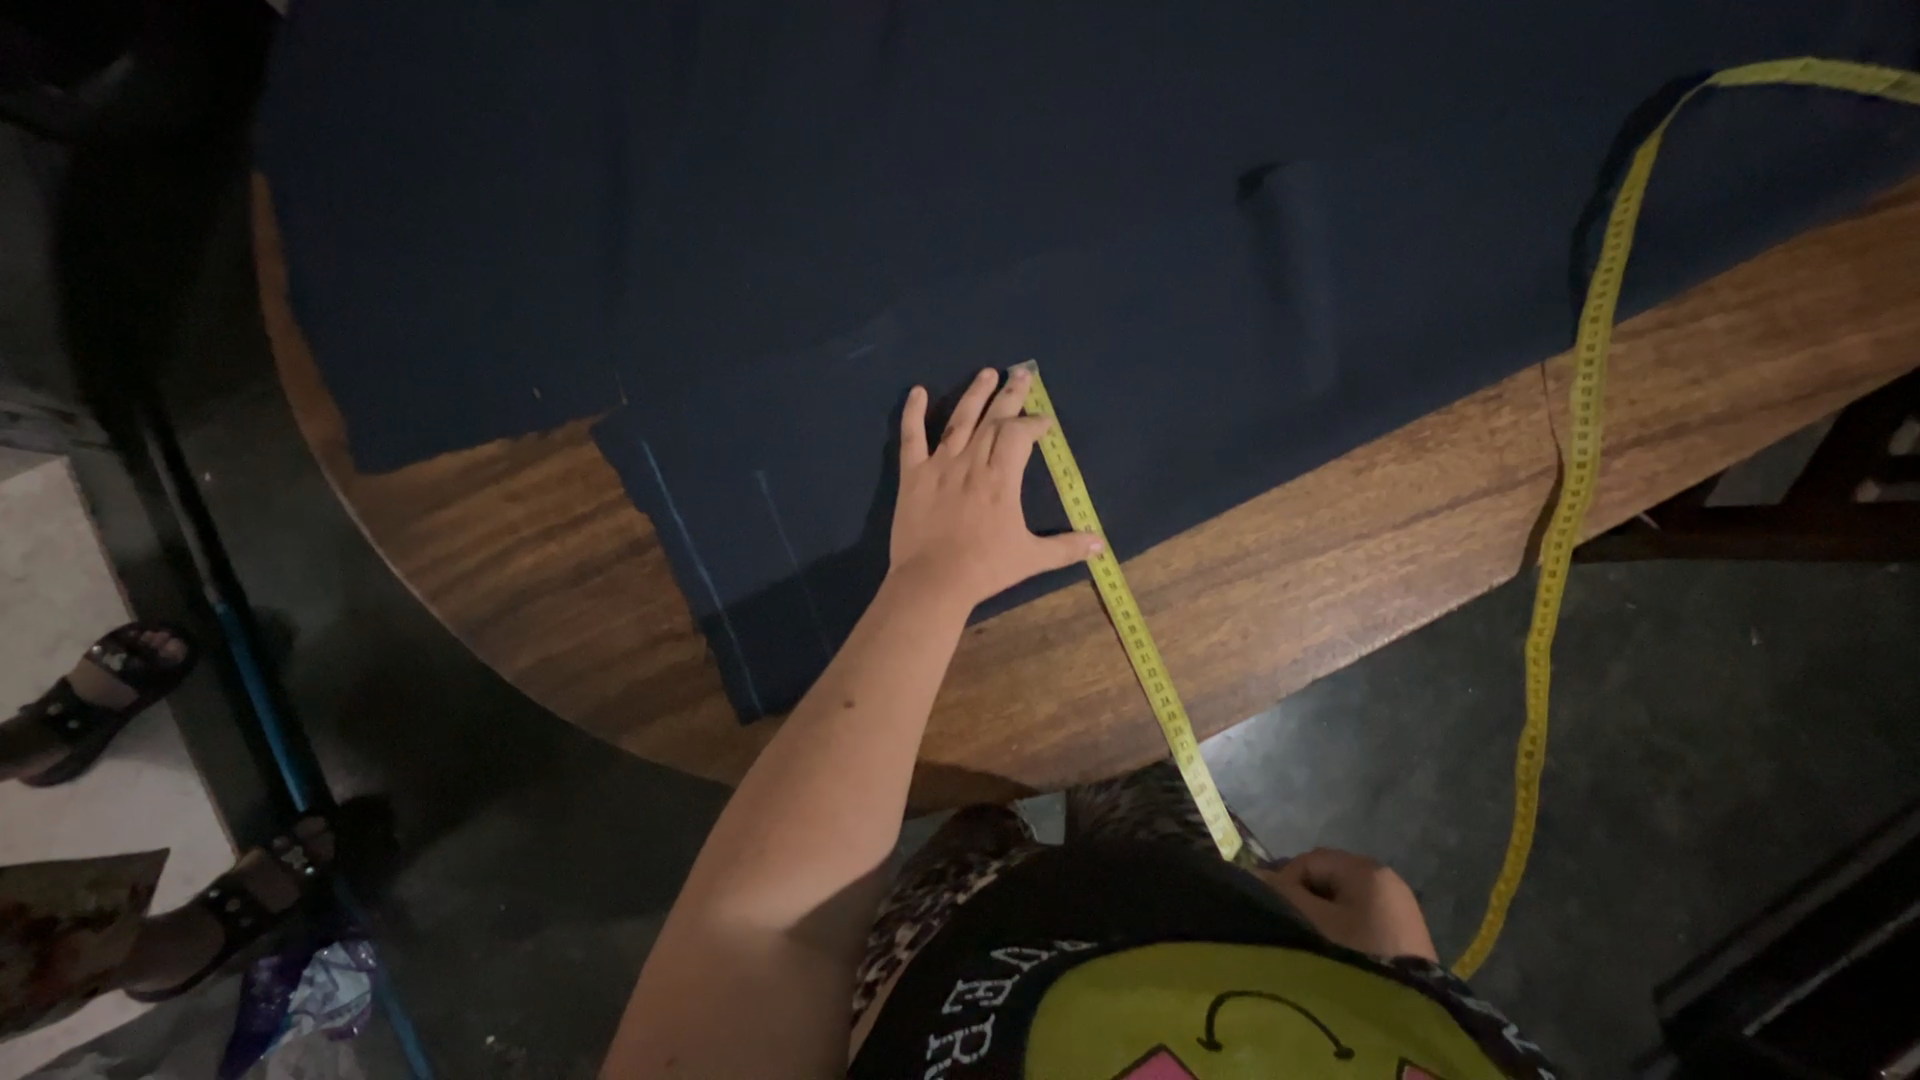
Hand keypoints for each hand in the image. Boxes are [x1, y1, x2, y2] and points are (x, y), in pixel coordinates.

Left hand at [890, 367, 1102, 608]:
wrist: (933, 581)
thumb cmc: (985, 569)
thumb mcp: (1031, 559)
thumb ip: (1065, 548)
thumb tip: (1100, 544)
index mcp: (1001, 478)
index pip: (1019, 435)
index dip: (1033, 424)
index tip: (1043, 423)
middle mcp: (972, 462)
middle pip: (993, 419)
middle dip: (1010, 396)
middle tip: (1022, 374)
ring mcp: (939, 466)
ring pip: (959, 420)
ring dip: (975, 394)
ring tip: (987, 372)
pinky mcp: (912, 475)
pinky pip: (911, 437)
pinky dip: (913, 412)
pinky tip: (917, 390)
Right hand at [1261, 848, 1438, 961]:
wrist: (1410, 1009)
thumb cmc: (1357, 955)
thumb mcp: (1314, 922)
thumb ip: (1284, 895)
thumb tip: (1255, 874)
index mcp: (1365, 869)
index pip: (1308, 861)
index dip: (1286, 883)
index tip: (1279, 914)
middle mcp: (1386, 877)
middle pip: (1327, 875)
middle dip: (1306, 896)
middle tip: (1295, 926)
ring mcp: (1399, 904)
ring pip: (1342, 896)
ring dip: (1324, 912)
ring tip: (1315, 940)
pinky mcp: (1404, 929)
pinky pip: (1361, 913)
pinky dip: (1343, 925)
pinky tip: (1339, 948)